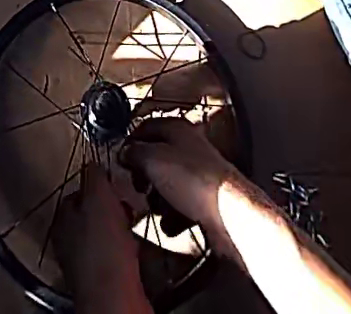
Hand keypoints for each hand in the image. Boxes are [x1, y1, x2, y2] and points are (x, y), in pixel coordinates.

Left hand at [59, 164, 149, 313]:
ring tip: (135, 225)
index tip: (114, 181)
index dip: (98, 183)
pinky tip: (137, 249)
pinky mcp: (105, 280)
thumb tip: (93, 162)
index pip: (78, 190)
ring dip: (122, 228)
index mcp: (62, 219)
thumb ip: (94, 176)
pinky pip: (117, 256)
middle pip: (92, 213)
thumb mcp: (98, 198)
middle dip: (112, 206)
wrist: (117, 298)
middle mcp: (70, 242)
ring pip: (106, 235)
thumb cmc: (103, 249)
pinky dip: (128, 250)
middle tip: (127, 205)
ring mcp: (86, 263)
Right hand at [121, 117, 245, 231]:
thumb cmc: (191, 179)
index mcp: (176, 128)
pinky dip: (173, 216)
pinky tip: (172, 224)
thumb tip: (123, 152)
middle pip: (155, 157)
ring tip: (158, 208)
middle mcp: (188, 147)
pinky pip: (180, 205)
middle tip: (140, 186)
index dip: (130, 142)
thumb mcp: (152, 159)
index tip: (121, 160)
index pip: (145, 127)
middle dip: (144, 175)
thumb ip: (134, 152)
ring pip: (166, 184)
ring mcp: (198, 173)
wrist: (229, 214)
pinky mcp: (205, 199)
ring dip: (158, 199)